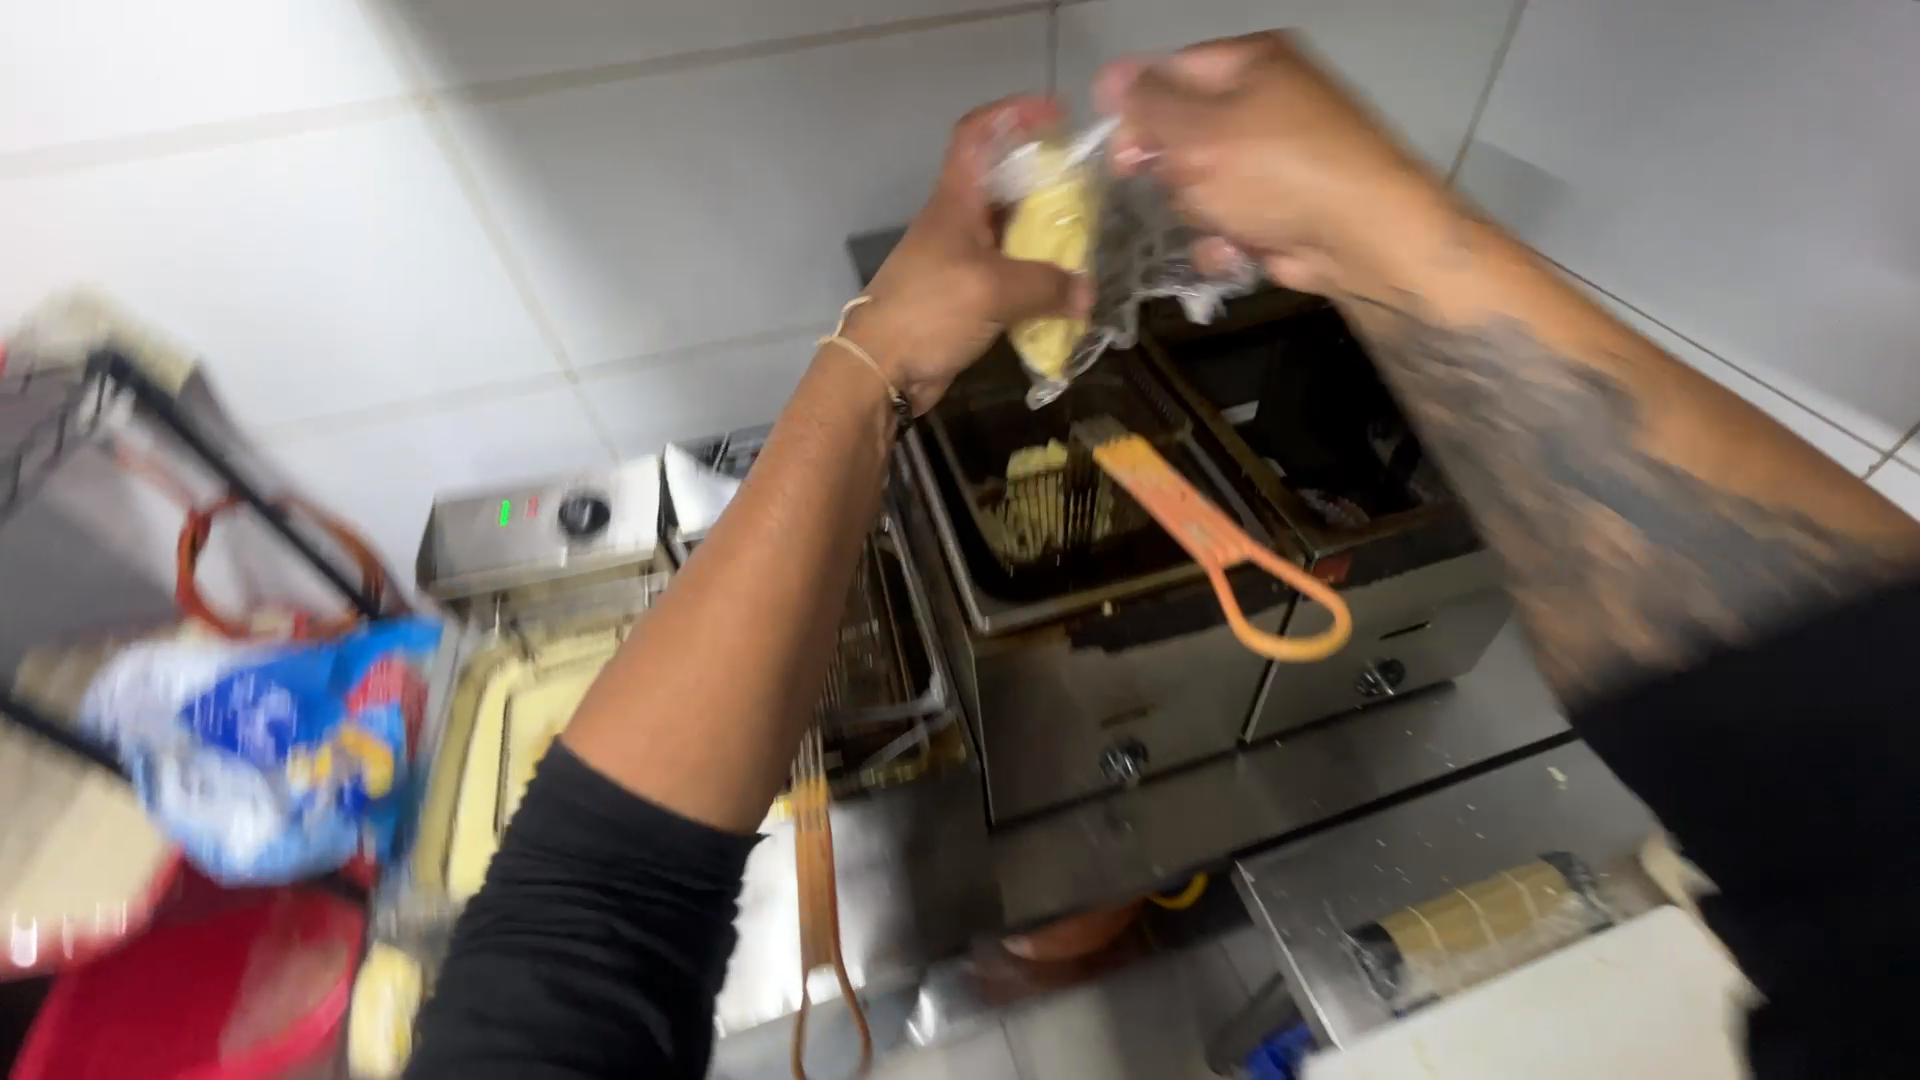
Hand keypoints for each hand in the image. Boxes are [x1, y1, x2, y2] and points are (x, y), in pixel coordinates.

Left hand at [848, 96, 1089, 413]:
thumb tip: (1086, 294)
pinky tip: (1062, 301)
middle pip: (1005, 189)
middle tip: (1089, 200)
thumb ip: (1046, 286)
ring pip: (1010, 241)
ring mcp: (961, 266)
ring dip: (1045, 246)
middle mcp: (958, 226)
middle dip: (1047, 189)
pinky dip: (1034, 290)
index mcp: (956, 201)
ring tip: (1084, 252)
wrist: (883, 369)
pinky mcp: (965, 304)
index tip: (1055, 118)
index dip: (1013, 114)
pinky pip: (1008, 286)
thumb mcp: (993, 290)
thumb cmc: (930, 311)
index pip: (977, 134)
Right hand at [1098, 32, 1457, 296]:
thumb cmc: (1274, 171)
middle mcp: (1260, 103)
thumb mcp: (1199, 133)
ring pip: (1196, 187)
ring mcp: (1268, 160)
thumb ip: (1149, 106)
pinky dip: (1222, 239)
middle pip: (1180, 136)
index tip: (1115, 154)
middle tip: (1184, 186)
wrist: (1355, 234)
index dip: (1135, 111)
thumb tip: (1110, 77)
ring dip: (1199, 212)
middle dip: (1174, 172)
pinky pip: (1221, 220)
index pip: (1168, 74)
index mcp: (1247, 63)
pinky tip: (1235, 248)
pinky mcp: (1272, 207)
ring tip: (1223, 221)